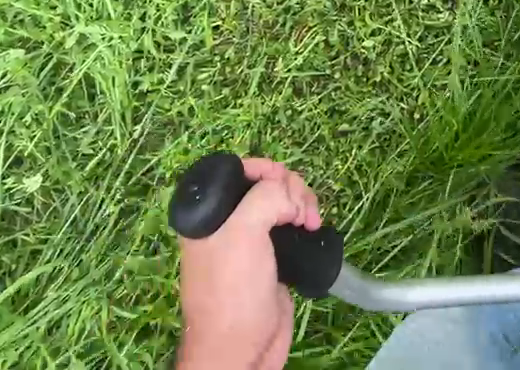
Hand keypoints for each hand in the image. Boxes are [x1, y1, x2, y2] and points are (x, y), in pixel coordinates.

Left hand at [177, 158, 323, 369]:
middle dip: (291, 188)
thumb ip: (266, 198)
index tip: (282, 185)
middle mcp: (228, 224)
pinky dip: (307, 219)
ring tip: (311, 222)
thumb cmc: (234, 291)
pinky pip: (293, 222)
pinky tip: (313, 228)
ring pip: (284, 201)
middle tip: (299, 212)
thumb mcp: (243, 232)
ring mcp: (251, 241)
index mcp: (207, 216)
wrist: (243, 350)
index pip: (237, 171)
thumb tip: (291, 198)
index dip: (265, 170)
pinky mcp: (273, 256)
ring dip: (304, 202)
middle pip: (267, 183)